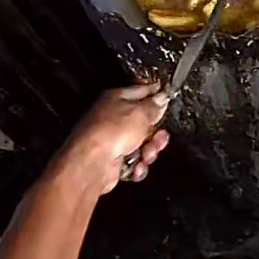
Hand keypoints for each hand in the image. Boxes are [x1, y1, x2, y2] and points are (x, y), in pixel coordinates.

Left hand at [54, 83, 170, 195]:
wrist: (92, 163)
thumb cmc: (109, 132)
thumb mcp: (141, 112)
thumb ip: (154, 105)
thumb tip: (161, 99)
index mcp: (115, 99)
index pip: (140, 92)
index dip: (155, 95)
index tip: (166, 98)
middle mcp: (111, 119)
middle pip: (143, 123)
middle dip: (155, 133)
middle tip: (157, 136)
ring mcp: (111, 141)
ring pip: (142, 145)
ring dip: (149, 152)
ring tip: (146, 154)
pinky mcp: (112, 161)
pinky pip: (135, 163)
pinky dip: (138, 166)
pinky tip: (136, 166)